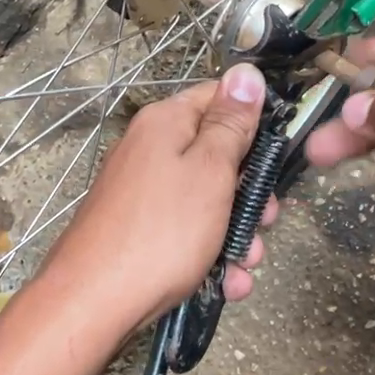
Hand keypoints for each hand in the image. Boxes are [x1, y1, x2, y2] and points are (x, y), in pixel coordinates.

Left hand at [41, 63, 274, 333]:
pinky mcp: (139, 230)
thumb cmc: (161, 231)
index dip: (255, 122)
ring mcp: (142, 192)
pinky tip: (226, 283)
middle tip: (267, 218)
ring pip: (207, 201)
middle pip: (217, 155)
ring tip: (245, 264)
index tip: (282, 154)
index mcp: (165, 122)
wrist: (92, 302)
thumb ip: (231, 124)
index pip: (219, 98)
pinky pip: (186, 233)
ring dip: (236, 233)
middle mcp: (150, 149)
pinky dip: (209, 255)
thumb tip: (246, 71)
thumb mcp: (210, 171)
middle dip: (250, 191)